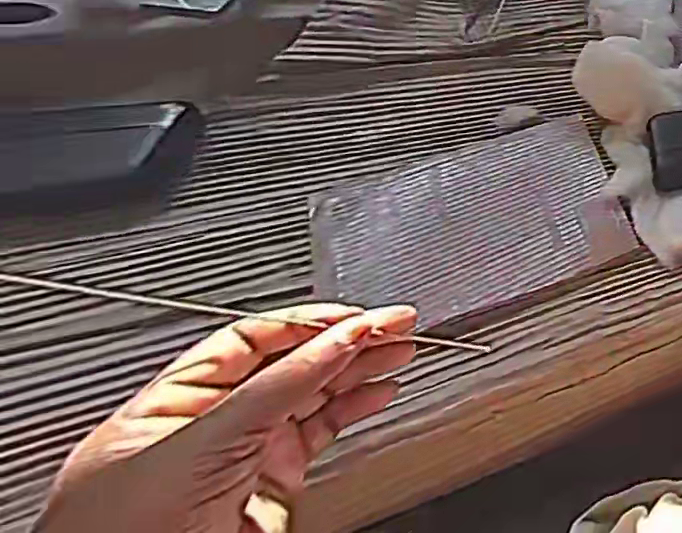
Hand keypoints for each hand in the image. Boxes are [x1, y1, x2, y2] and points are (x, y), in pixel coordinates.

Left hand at [37, 304, 416, 532]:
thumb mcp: (208, 442)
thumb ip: (284, 382)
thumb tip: (348, 331)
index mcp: (170, 407)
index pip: (251, 340)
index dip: (307, 323)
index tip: (356, 316)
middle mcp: (209, 424)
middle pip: (294, 361)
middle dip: (350, 339)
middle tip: (396, 324)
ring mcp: (243, 451)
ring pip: (317, 389)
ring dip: (364, 366)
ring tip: (401, 349)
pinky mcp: (274, 475)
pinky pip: (325, 425)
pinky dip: (360, 403)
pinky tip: (382, 389)